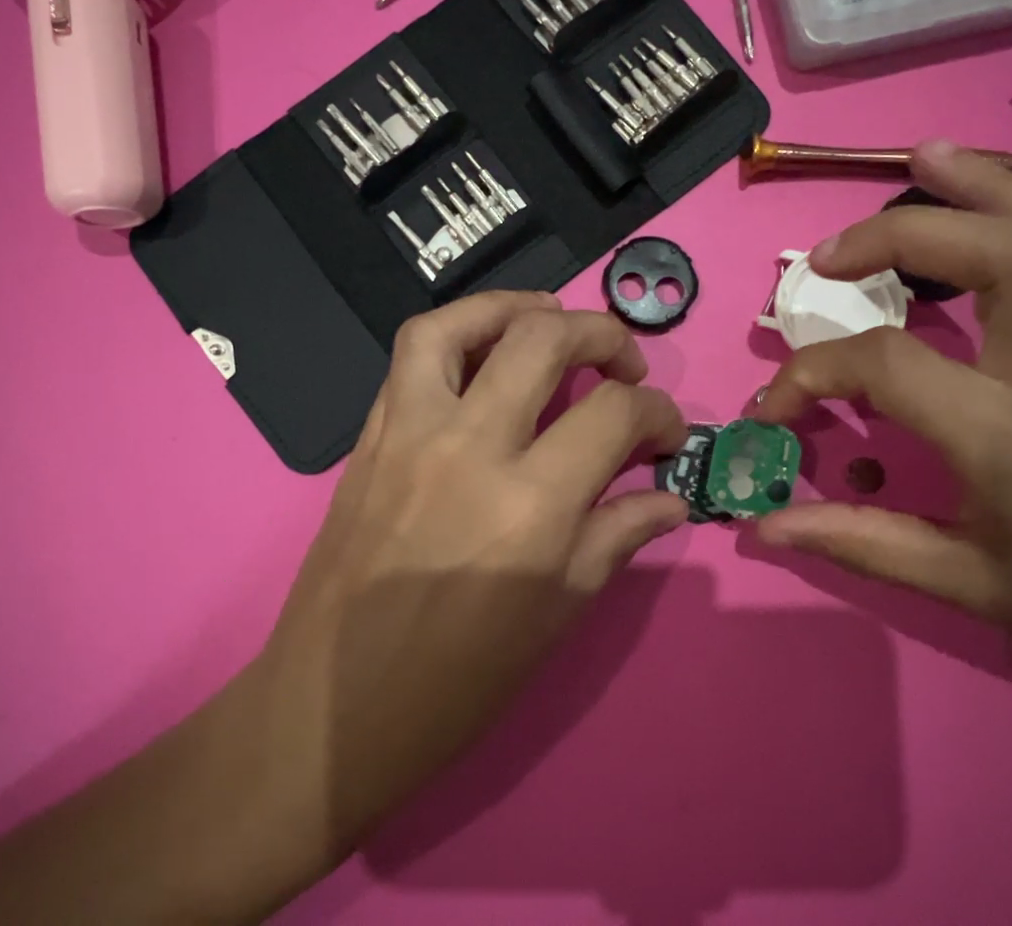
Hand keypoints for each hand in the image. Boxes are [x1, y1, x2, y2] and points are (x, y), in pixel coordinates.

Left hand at [255, 290, 688, 868]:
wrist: (340, 705)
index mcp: (531, 504)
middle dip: (602, 334)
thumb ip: (617, 537)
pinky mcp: (368, 441)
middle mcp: (469, 448)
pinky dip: (454, 339)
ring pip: (457, 326)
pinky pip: (408, 362)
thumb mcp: (558, 614)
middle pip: (543, 341)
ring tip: (549, 321)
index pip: (614, 414)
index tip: (665, 434)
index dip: (657, 414)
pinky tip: (481, 362)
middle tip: (623, 366)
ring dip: (513, 307)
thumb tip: (670, 498)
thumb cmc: (461, 679)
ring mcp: (408, 436)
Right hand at [754, 141, 1011, 669]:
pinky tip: (1009, 177)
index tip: (771, 408)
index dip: (810, 373)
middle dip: (899, 234)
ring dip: (980, 182)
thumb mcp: (968, 586)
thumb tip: (765, 525)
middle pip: (992, 253)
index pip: (888, 366)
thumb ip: (861, 544)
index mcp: (1007, 432)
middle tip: (828, 255)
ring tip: (920, 158)